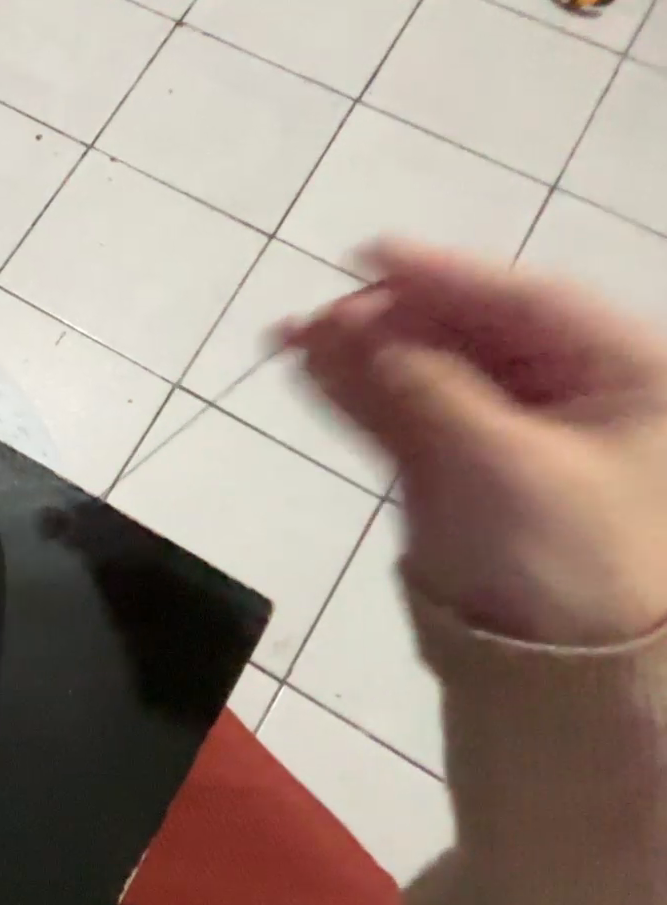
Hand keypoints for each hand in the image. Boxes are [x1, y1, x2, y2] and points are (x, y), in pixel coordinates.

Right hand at [283, 239, 666, 644]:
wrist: (547, 649)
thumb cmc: (565, 549)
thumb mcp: (503, 462)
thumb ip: (430, 393)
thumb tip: (360, 335)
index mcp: (617, 373)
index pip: (524, 302)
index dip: (446, 274)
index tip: (370, 253)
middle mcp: (554, 388)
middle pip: (461, 332)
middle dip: (386, 317)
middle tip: (317, 312)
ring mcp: (489, 425)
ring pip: (415, 370)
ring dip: (352, 352)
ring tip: (288, 335)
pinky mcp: (440, 460)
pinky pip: (391, 411)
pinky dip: (348, 392)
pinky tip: (308, 369)